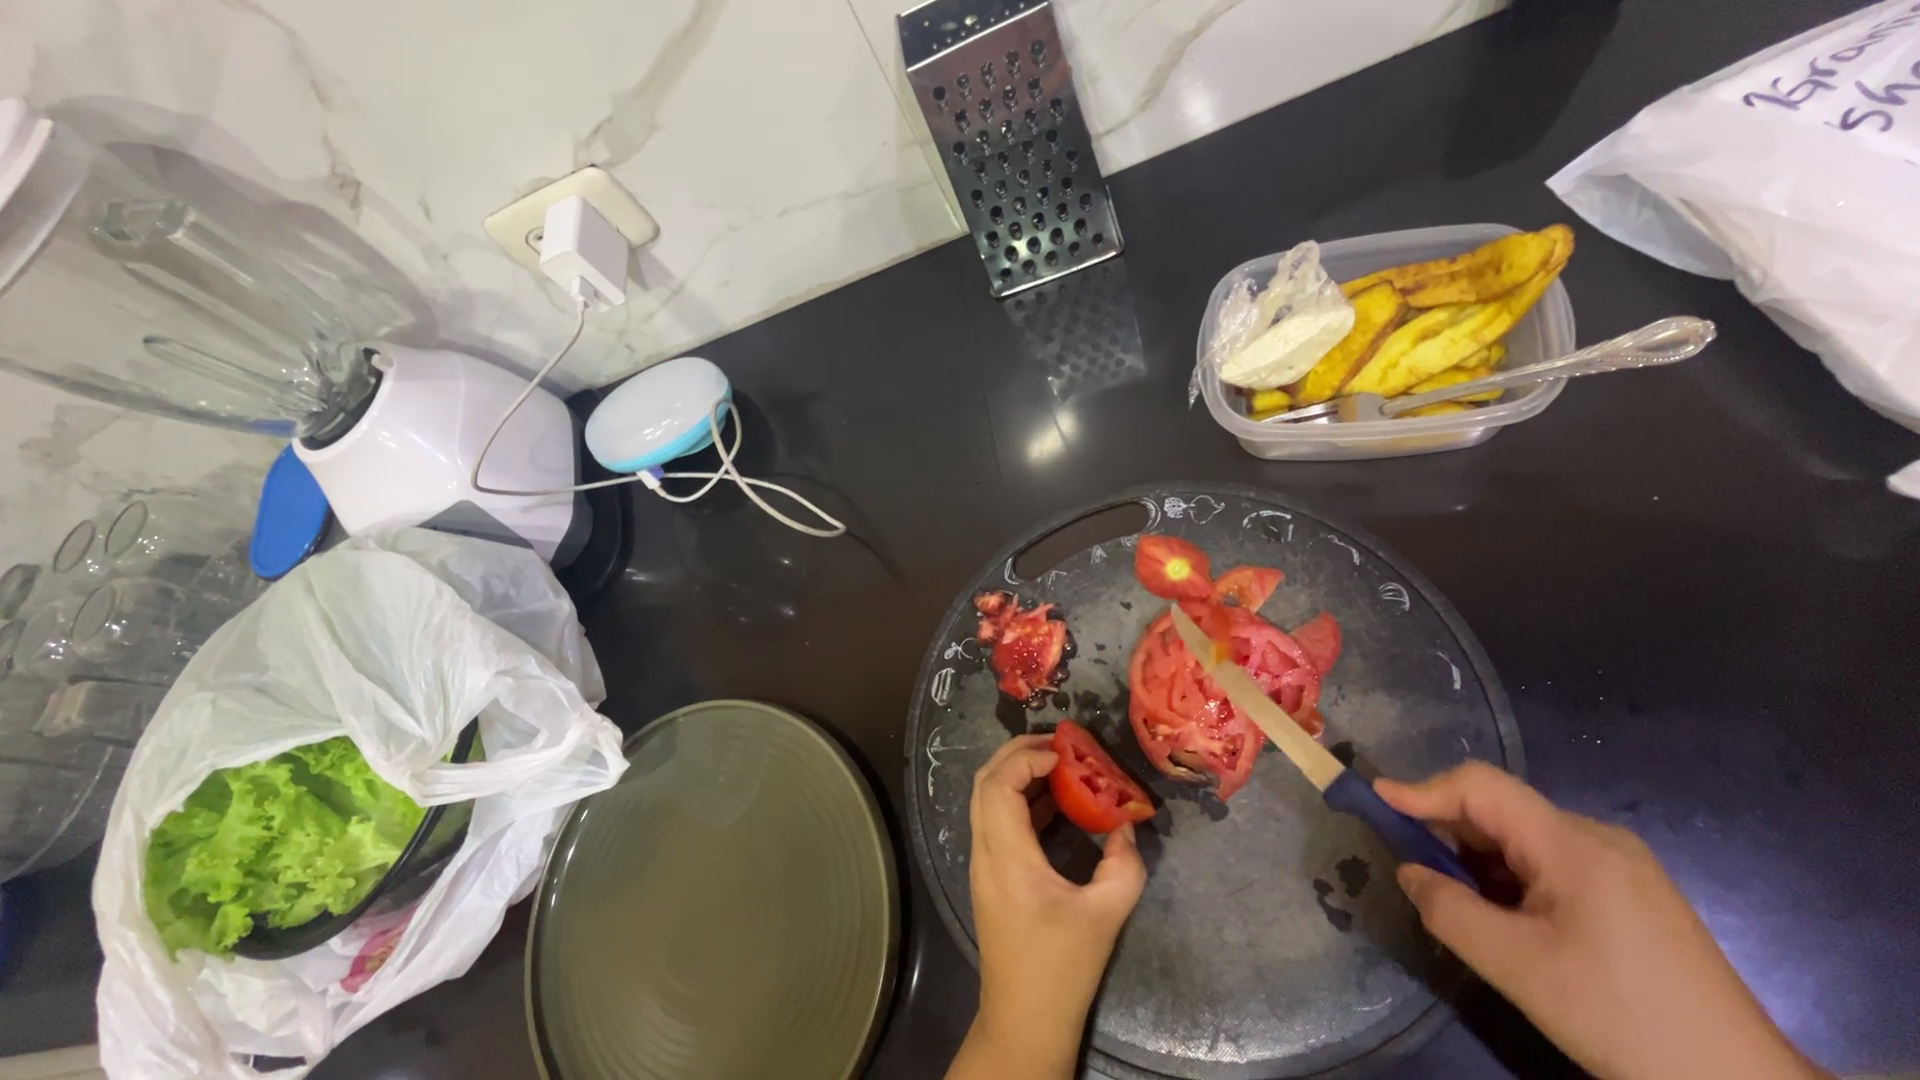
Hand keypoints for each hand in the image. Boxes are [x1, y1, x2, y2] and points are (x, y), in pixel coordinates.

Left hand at [946, 734, 1147, 1079]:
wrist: (1024, 1018)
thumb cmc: (1062, 968)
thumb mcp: (1106, 913)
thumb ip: (1124, 863)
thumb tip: (1126, 824)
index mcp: (1007, 858)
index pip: (999, 786)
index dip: (1027, 759)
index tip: (1067, 755)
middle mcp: (985, 853)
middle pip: (984, 783)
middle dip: (1018, 753)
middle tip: (1061, 744)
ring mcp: (982, 864)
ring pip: (986, 799)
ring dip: (1017, 774)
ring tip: (1061, 765)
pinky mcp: (990, 875)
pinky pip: (996, 820)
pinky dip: (1019, 799)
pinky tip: (1055, 802)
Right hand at [1378, 763, 1825, 1079]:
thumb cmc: (1619, 1015)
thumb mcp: (1515, 966)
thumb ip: (1448, 910)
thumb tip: (1411, 872)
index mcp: (1573, 844)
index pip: (1482, 787)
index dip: (1422, 789)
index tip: (1375, 800)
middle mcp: (1599, 839)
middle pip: (1503, 811)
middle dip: (1448, 829)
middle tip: (1410, 862)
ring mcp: (1623, 866)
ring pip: (1526, 840)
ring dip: (1480, 859)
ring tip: (1456, 898)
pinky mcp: (1635, 895)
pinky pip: (1554, 865)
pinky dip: (1512, 878)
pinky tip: (1506, 917)